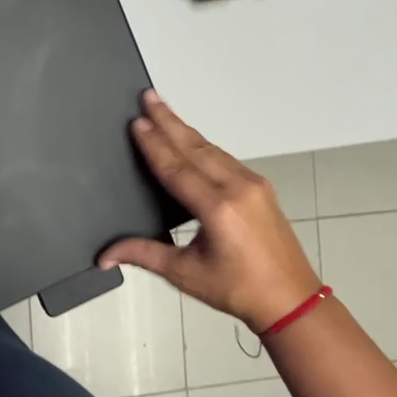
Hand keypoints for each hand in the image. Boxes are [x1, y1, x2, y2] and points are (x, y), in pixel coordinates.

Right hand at [99, 90, 321, 330]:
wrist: (293, 301)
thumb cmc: (239, 290)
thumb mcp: (186, 273)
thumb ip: (144, 254)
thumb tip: (104, 255)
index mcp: (217, 209)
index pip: (176, 168)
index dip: (154, 144)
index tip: (138, 121)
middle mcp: (237, 188)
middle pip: (194, 148)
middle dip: (168, 121)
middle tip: (148, 96)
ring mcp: (252, 185)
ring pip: (211, 149)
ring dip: (184, 129)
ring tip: (163, 108)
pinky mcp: (260, 188)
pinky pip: (225, 158)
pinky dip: (202, 144)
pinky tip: (189, 137)